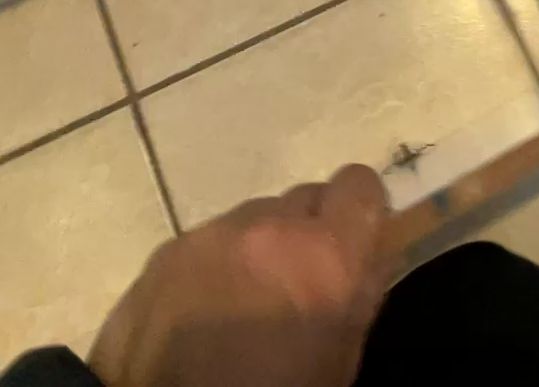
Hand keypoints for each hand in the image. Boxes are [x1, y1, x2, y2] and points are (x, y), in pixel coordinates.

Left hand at [87, 164, 395, 386]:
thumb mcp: (340, 356)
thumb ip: (360, 289)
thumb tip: (371, 251)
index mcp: (326, 255)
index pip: (358, 183)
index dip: (357, 208)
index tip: (351, 238)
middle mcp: (273, 226)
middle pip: (303, 199)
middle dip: (304, 232)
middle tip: (292, 281)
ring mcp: (215, 233)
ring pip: (254, 217)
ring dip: (257, 246)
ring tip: (241, 299)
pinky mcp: (168, 249)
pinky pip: (207, 240)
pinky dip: (212, 265)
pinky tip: (201, 310)